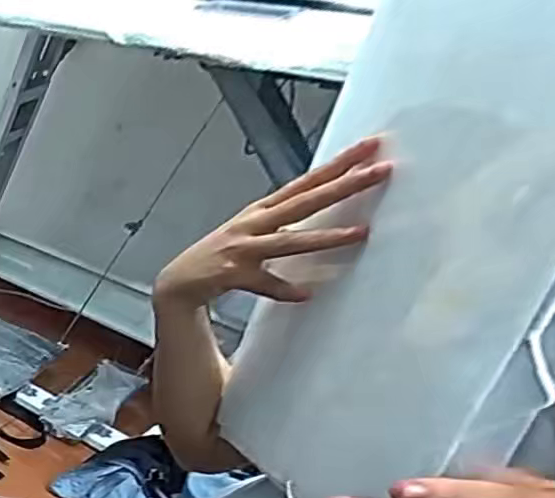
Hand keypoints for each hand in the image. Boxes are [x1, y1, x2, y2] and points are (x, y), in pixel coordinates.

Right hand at [154, 135, 390, 309]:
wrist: (176, 283)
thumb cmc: (213, 257)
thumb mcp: (246, 231)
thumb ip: (280, 220)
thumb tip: (319, 206)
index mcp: (257, 213)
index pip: (303, 183)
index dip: (336, 165)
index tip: (371, 147)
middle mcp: (251, 227)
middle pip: (303, 203)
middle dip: (342, 188)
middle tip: (379, 173)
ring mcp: (240, 251)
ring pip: (289, 241)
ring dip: (324, 238)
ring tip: (358, 234)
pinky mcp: (231, 276)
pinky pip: (264, 284)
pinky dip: (283, 290)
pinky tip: (304, 294)